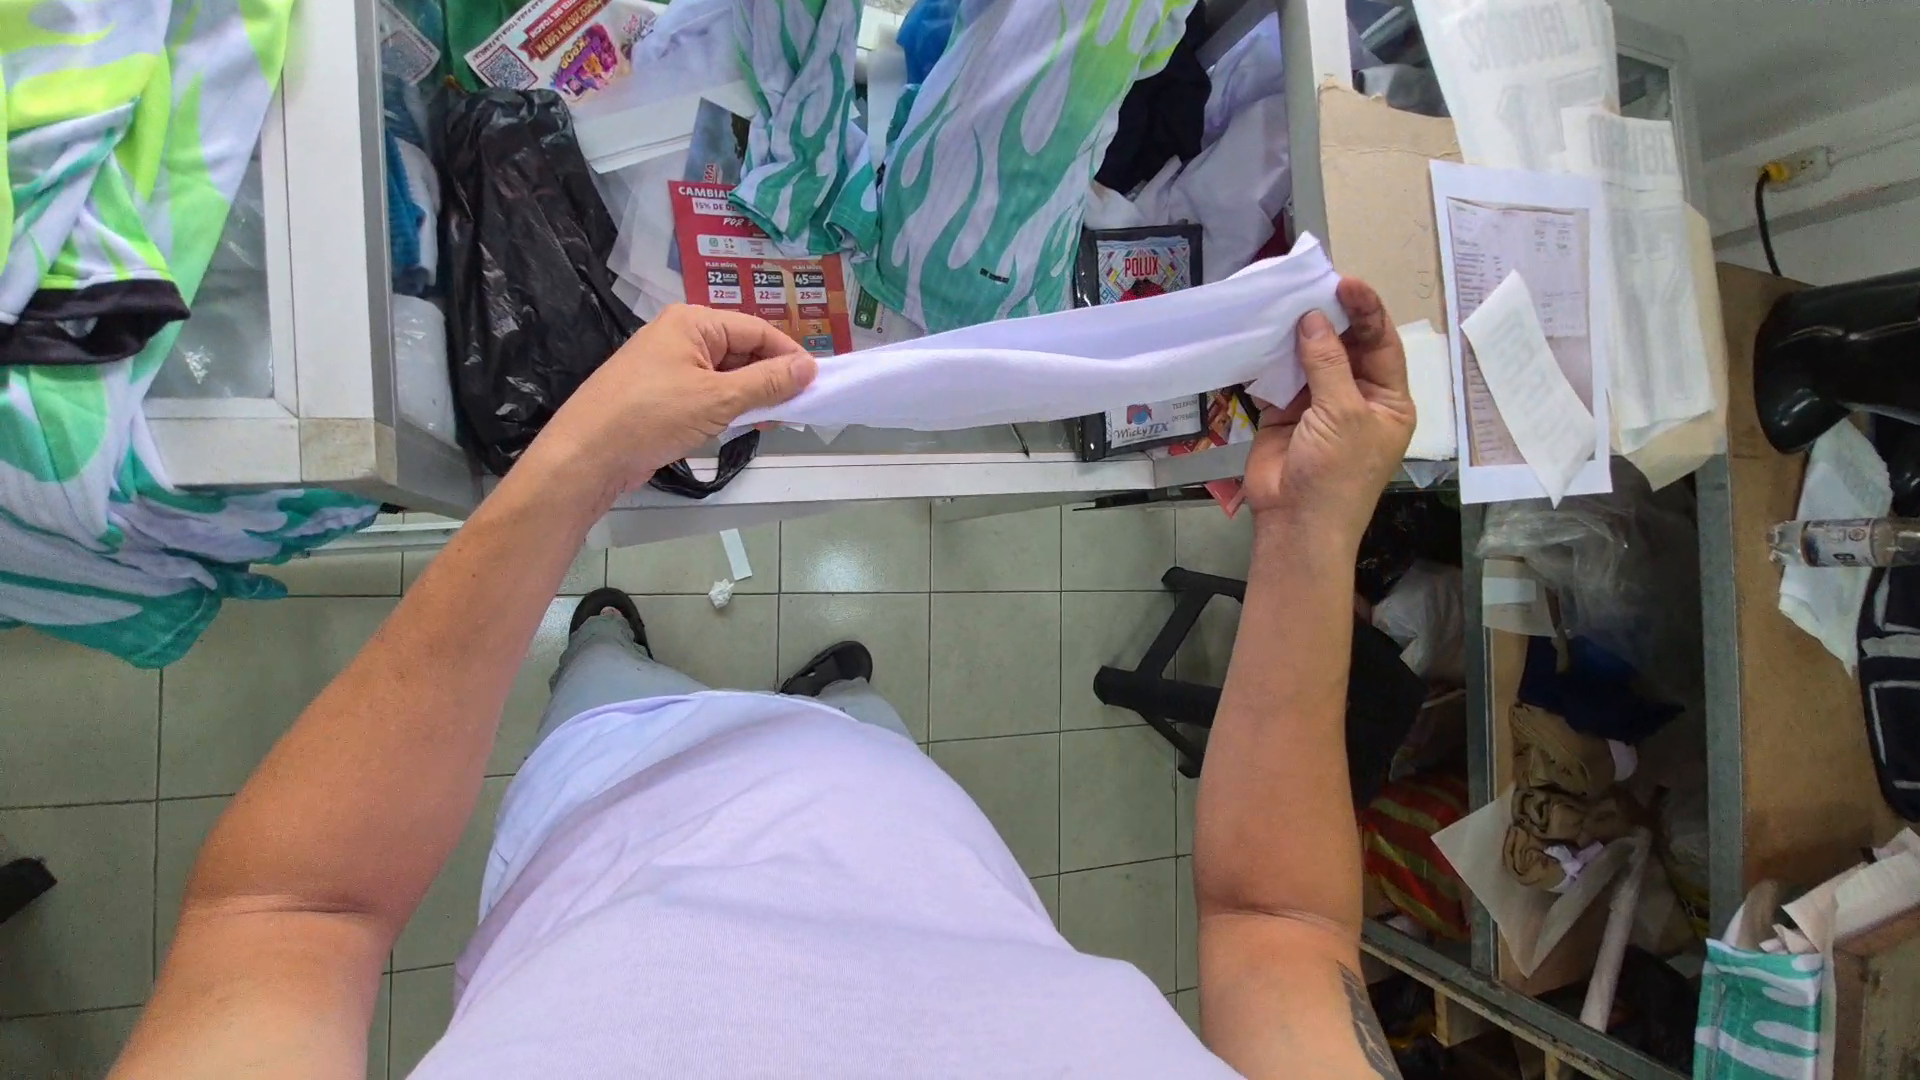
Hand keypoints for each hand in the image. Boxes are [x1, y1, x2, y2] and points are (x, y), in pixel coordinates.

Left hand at [518, 305, 817, 504]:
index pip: (757, 330)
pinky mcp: (664, 395)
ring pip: (728, 375)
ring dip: (753, 396)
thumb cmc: (652, 417)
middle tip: (798, 408)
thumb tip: (809, 367)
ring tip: (774, 421)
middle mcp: (682, 336)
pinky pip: (710, 393)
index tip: (816, 383)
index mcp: (693, 322)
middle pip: (743, 350)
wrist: (588, 456)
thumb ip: (768, 382)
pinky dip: (730, 408)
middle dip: (771, 378)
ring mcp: (671, 366)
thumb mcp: (719, 399)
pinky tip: (745, 427)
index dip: (789, 355)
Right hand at [1243, 279, 1415, 545]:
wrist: (1297, 521)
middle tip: (1309, 288)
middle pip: (1344, 348)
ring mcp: (1317, 408)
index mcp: (1386, 400)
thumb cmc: (1337, 472)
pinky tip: (1261, 338)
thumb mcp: (1343, 414)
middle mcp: (1354, 398)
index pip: (1380, 344)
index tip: (1345, 284)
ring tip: (1282, 306)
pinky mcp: (1283, 417)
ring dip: (1296, 339)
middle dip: (1329, 321)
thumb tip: (1312, 320)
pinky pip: (1277, 382)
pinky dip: (1269, 364)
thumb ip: (1327, 364)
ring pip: (1308, 362)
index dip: (1365, 312)